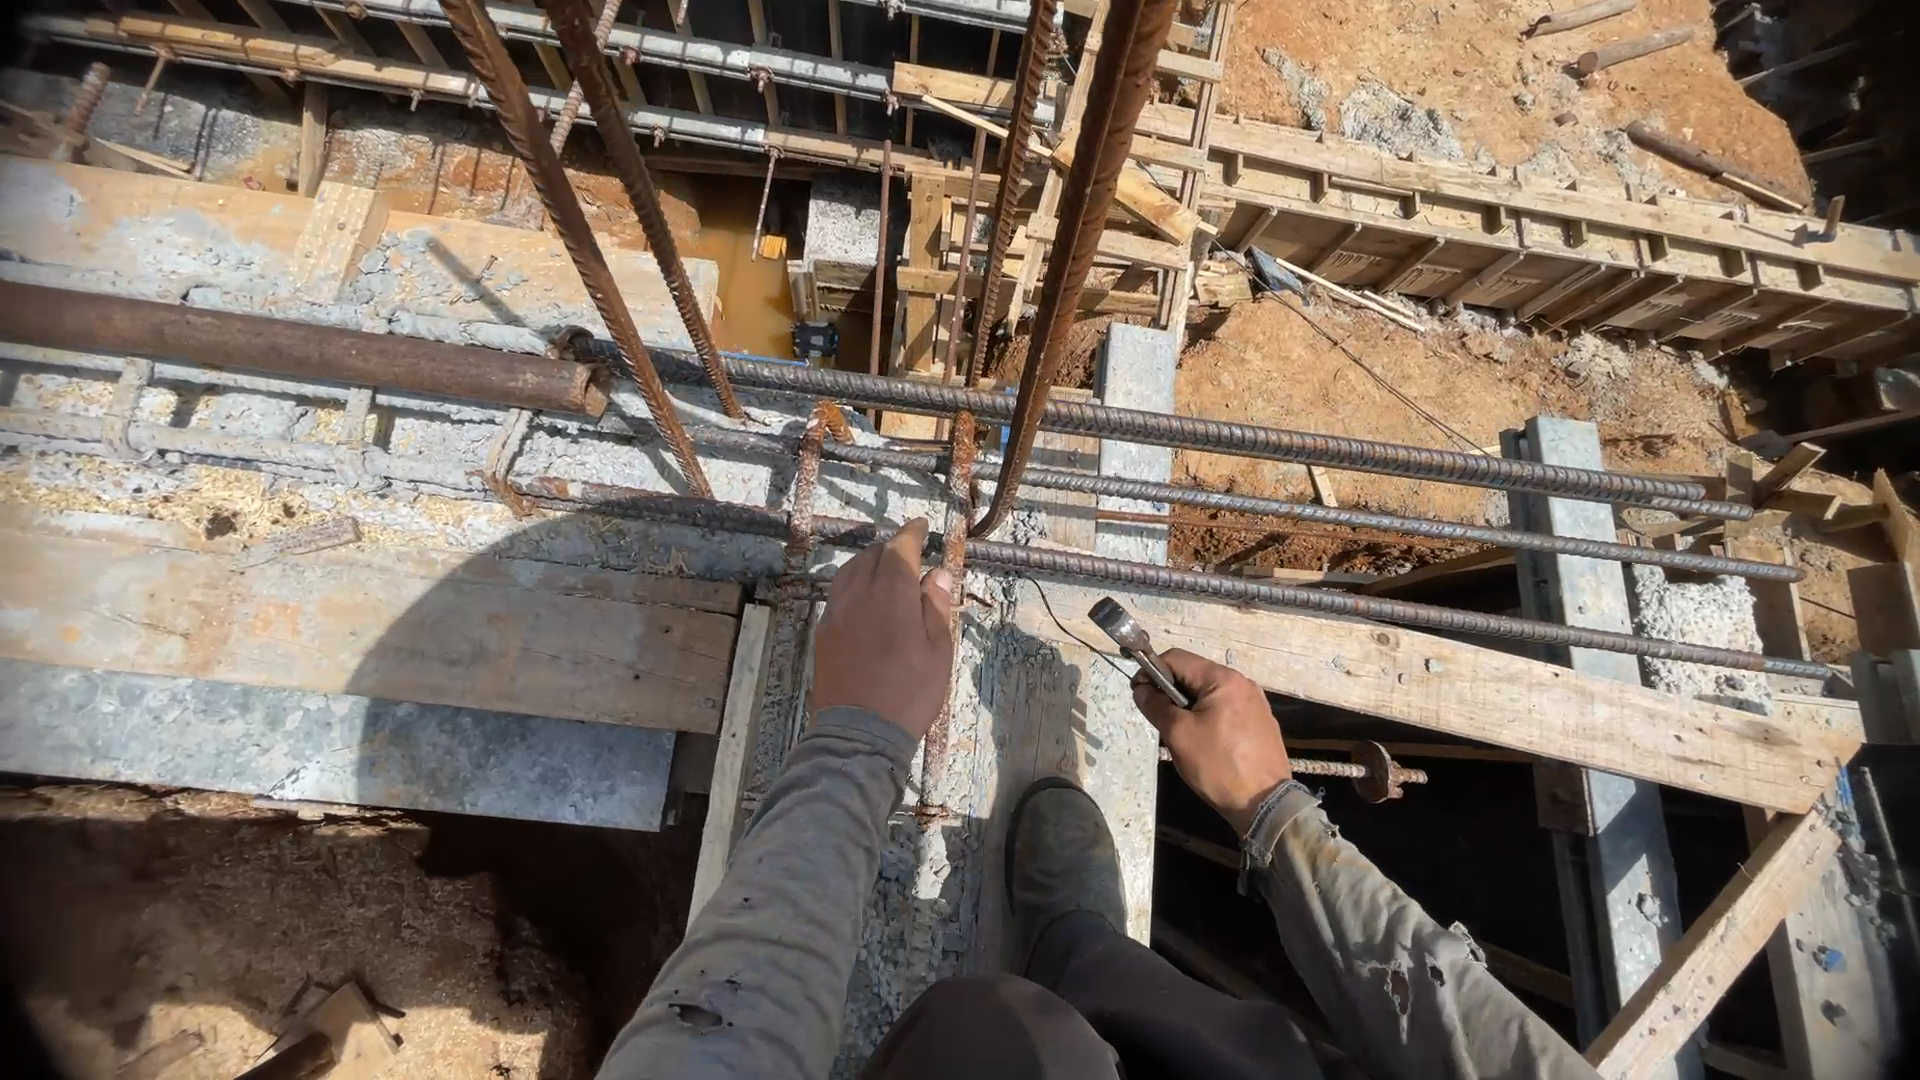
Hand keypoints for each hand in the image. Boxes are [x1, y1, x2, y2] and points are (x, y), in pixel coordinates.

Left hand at [812, 518, 955, 739]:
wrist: (860, 732)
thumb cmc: (911, 691)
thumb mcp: (938, 649)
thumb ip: (934, 605)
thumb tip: (935, 573)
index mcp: (891, 592)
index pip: (899, 548)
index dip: (911, 533)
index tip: (920, 525)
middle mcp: (858, 593)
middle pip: (872, 555)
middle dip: (890, 548)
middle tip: (907, 554)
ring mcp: (835, 612)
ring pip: (849, 571)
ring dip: (868, 564)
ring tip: (884, 572)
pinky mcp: (822, 632)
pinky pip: (838, 594)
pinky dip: (853, 585)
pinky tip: (864, 599)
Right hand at [1133, 649, 1290, 835]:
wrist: (1265, 805)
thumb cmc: (1218, 765)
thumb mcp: (1178, 734)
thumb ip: (1155, 705)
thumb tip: (1141, 688)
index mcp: (1223, 679)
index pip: (1176, 658)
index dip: (1151, 672)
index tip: (1140, 695)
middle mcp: (1242, 683)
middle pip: (1193, 673)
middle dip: (1169, 691)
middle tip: (1159, 719)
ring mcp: (1254, 702)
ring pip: (1207, 692)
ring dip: (1186, 705)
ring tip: (1180, 734)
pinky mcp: (1259, 721)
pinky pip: (1224, 707)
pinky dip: (1206, 716)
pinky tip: (1204, 742)